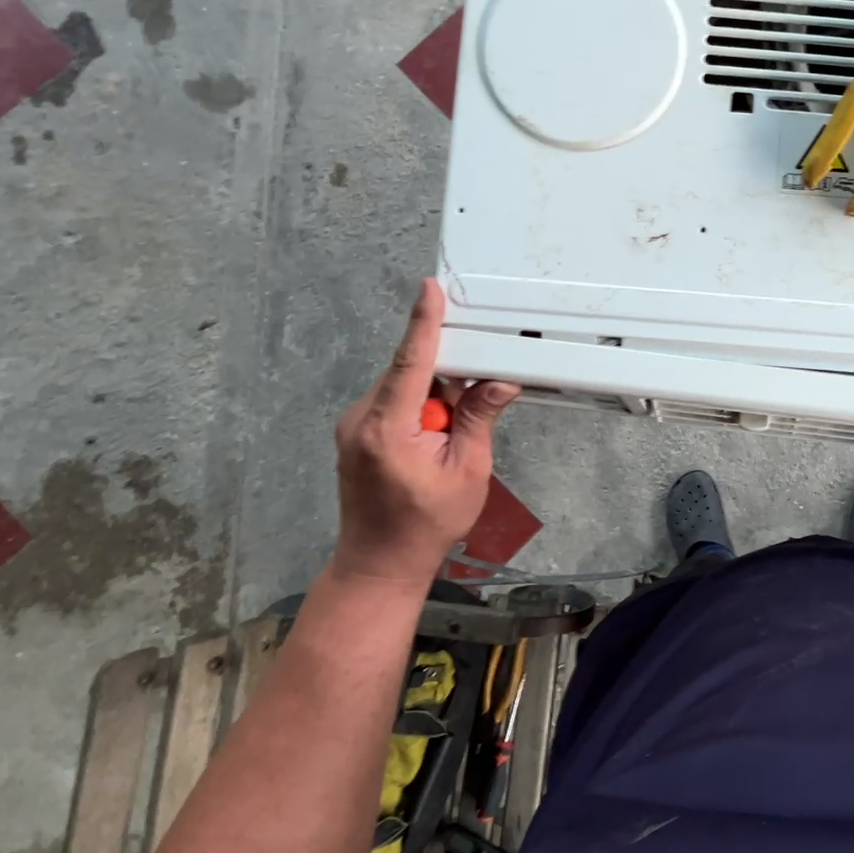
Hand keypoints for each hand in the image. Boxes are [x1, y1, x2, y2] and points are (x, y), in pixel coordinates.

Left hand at [331, 278, 519, 585]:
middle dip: (446, 385)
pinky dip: (420, 410)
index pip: (410, 363)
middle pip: (411, 373)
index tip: (429, 289)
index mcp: (388, 428)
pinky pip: (394, 402)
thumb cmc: (426, 525)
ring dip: (434, 403)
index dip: (423, 324)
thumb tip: (500, 381)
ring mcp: (353, 425)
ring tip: (445, 445)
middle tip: (466, 415)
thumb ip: (479, 419)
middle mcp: (361, 419)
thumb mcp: (467, 471)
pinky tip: (431, 443)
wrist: (380, 563)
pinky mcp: (356, 432)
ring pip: (404, 388)